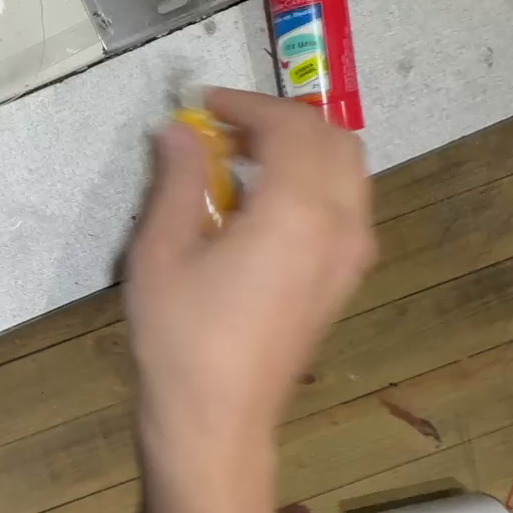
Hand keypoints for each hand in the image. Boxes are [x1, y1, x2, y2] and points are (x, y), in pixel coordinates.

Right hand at [126, 88, 374, 492]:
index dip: (245, 105)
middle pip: (333, 141)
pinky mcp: (341, 275)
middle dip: (277, 121)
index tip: (198, 104)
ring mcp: (351, 252)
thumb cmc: (178, 328)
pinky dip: (306, 182)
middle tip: (216, 128)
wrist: (215, 407)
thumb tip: (175, 131)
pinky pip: (343, 204)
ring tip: (231, 161)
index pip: (292, 128)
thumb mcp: (161, 250)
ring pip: (346, 171)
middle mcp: (342, 223)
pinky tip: (254, 206)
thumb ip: (176, 183)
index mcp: (298, 211)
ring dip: (296, 150)